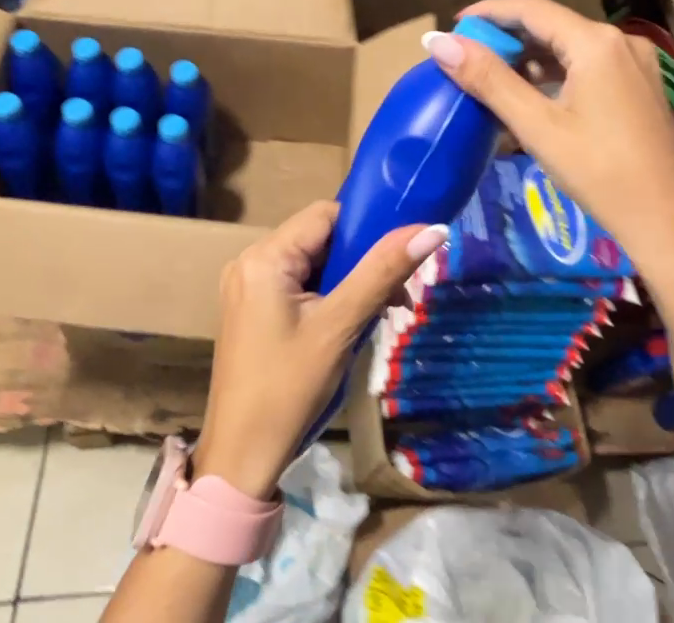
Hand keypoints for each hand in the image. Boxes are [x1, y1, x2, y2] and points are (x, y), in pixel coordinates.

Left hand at [192, 201, 447, 498]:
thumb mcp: (340, 326)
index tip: (402, 254)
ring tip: (382, 314)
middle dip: (363, 261)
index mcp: (264, 258)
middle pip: (321, 239)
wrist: (241, 458)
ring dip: (352, 283)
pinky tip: (353, 325)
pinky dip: (331, 299)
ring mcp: (249, 290)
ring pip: (315, 266)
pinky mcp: (254, 314)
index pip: (326, 215)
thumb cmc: (289, 388)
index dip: (367, 227)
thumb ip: (383, 272)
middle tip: (398, 295)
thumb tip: (433, 230)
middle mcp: (250, 263)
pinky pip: (301, 289)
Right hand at [421, 0, 673, 267]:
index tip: (455, 24)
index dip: (490, 12)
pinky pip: (591, 65)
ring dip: (532, 55)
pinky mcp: (641, 87)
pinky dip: (558, 71)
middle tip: (468, 52)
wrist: (666, 219)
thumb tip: (439, 42)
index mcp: (596, 43)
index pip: (533, 9)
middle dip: (509, 35)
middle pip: (554, 24)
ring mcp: (637, 64)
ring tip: (493, 74)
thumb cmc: (598, 172)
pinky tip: (534, 92)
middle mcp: (621, 42)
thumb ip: (489, 80)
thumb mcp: (537, 126)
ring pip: (572, 46)